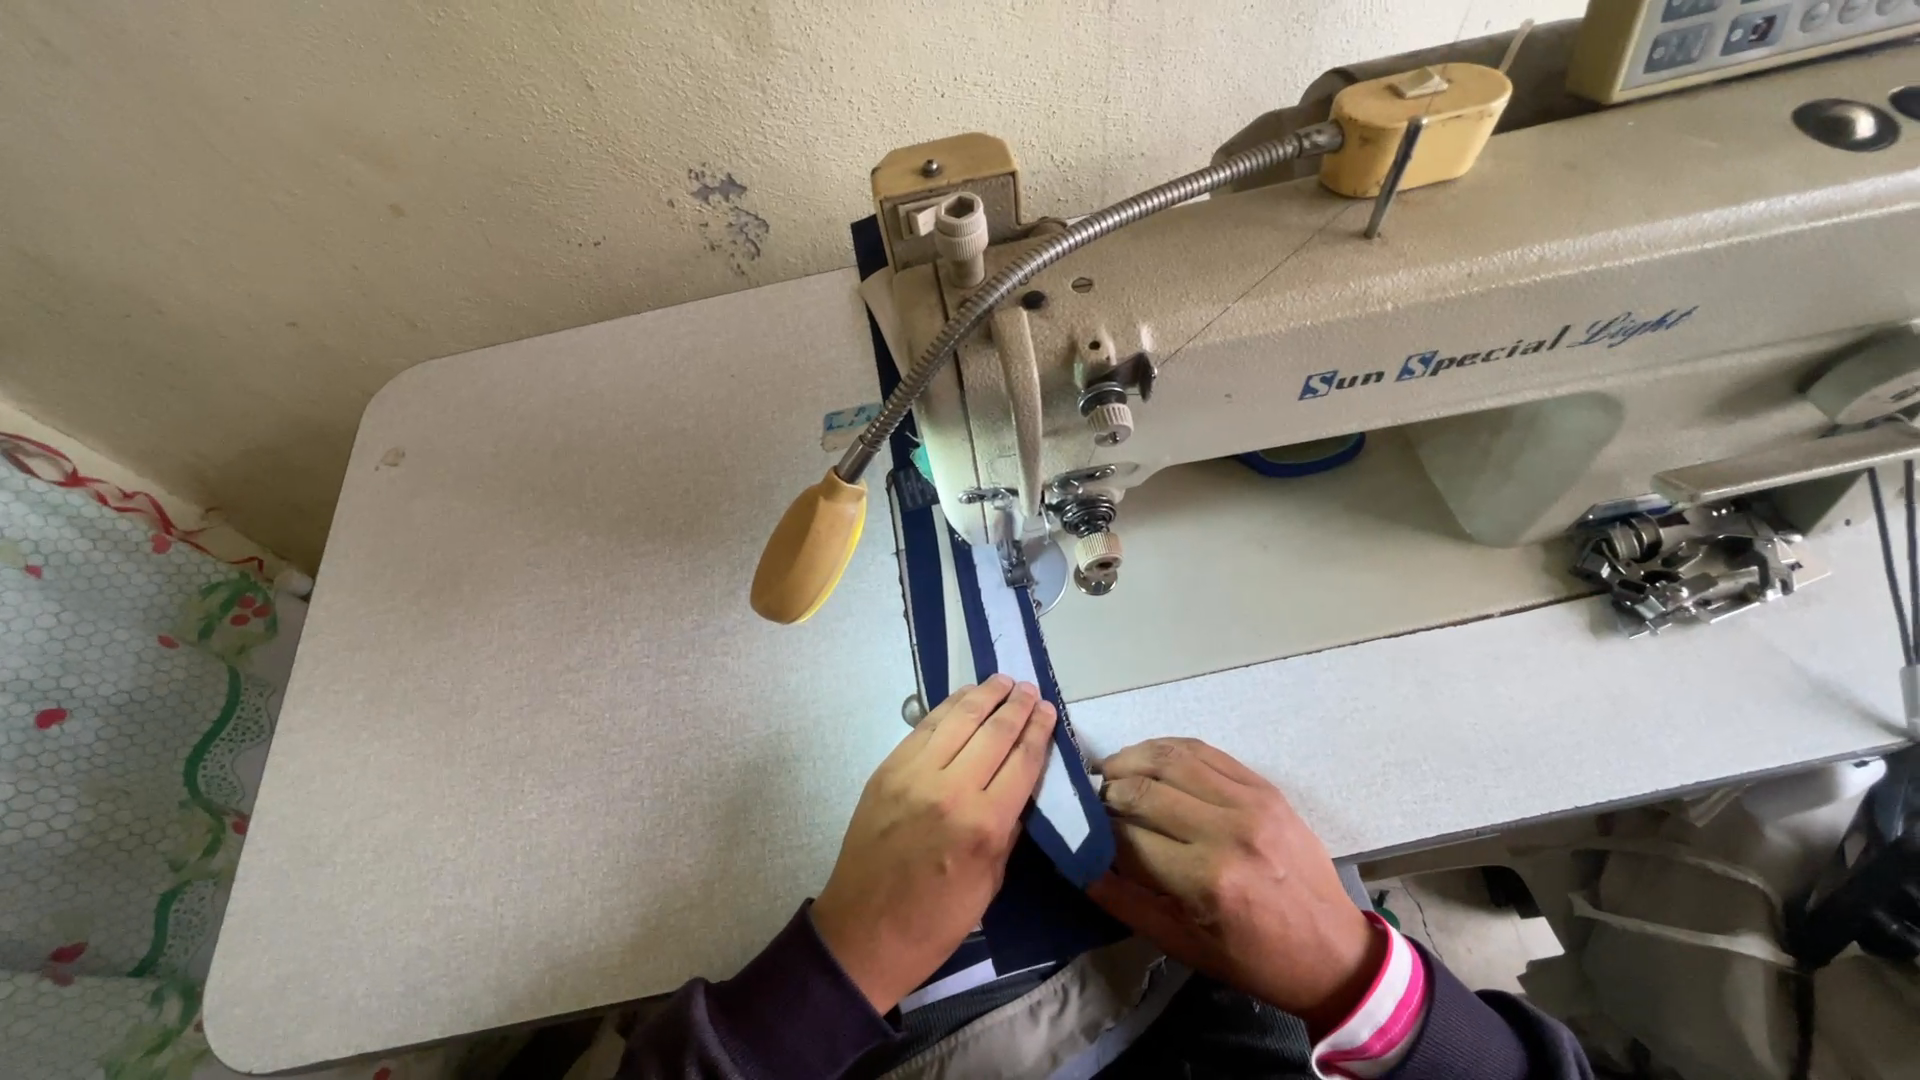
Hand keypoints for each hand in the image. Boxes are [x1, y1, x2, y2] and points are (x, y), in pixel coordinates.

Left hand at [810, 675, 1056, 1013]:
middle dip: (1017, 706)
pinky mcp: (887, 770)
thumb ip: (1007, 829)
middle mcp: (951, 789)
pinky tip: (963, 698)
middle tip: (1030, 688)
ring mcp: (913, 774)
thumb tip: (1019, 787)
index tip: (1049, 710)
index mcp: (984, 825)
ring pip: (957, 719)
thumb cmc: (935, 922)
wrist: (862, 932)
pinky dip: (948, 707)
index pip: (1022, 760)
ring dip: (983, 695)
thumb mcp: (989, 883)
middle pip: (993, 732)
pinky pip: (923, 728)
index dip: (1039, 731)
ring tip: (1002, 681)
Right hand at [1087, 738, 1383, 1036]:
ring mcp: (1250, 802)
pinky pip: (1203, 750)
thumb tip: (1078, 862)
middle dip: (1106, 793)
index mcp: (1206, 880)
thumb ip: (1124, 901)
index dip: (1095, 830)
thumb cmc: (1253, 958)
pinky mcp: (1264, 786)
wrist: (1333, 951)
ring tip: (1110, 772)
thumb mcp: (1182, 944)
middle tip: (1091, 800)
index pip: (1127, 837)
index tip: (1081, 828)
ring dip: (1129, 759)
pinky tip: (1146, 758)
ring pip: (1169, 758)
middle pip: (1142, 790)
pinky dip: (1165, 748)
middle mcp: (1227, 832)